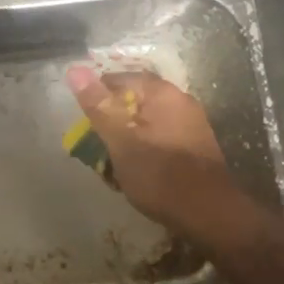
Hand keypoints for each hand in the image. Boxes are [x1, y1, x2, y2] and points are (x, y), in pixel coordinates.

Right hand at [65, 66, 240, 236]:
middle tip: (93, 144)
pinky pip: (160, 139)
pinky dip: (143, 150)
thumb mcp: (120, 141)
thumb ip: (98, 106)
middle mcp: (181, 102)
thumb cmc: (159, 175)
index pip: (122, 79)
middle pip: (135, 101)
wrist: (208, 213)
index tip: (82, 117)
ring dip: (126, 138)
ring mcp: (191, 126)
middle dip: (112, 120)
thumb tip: (75, 69)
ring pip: (147, 123)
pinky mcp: (194, 148)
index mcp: (163, 94)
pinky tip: (133, 172)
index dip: (98, 94)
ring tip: (110, 164)